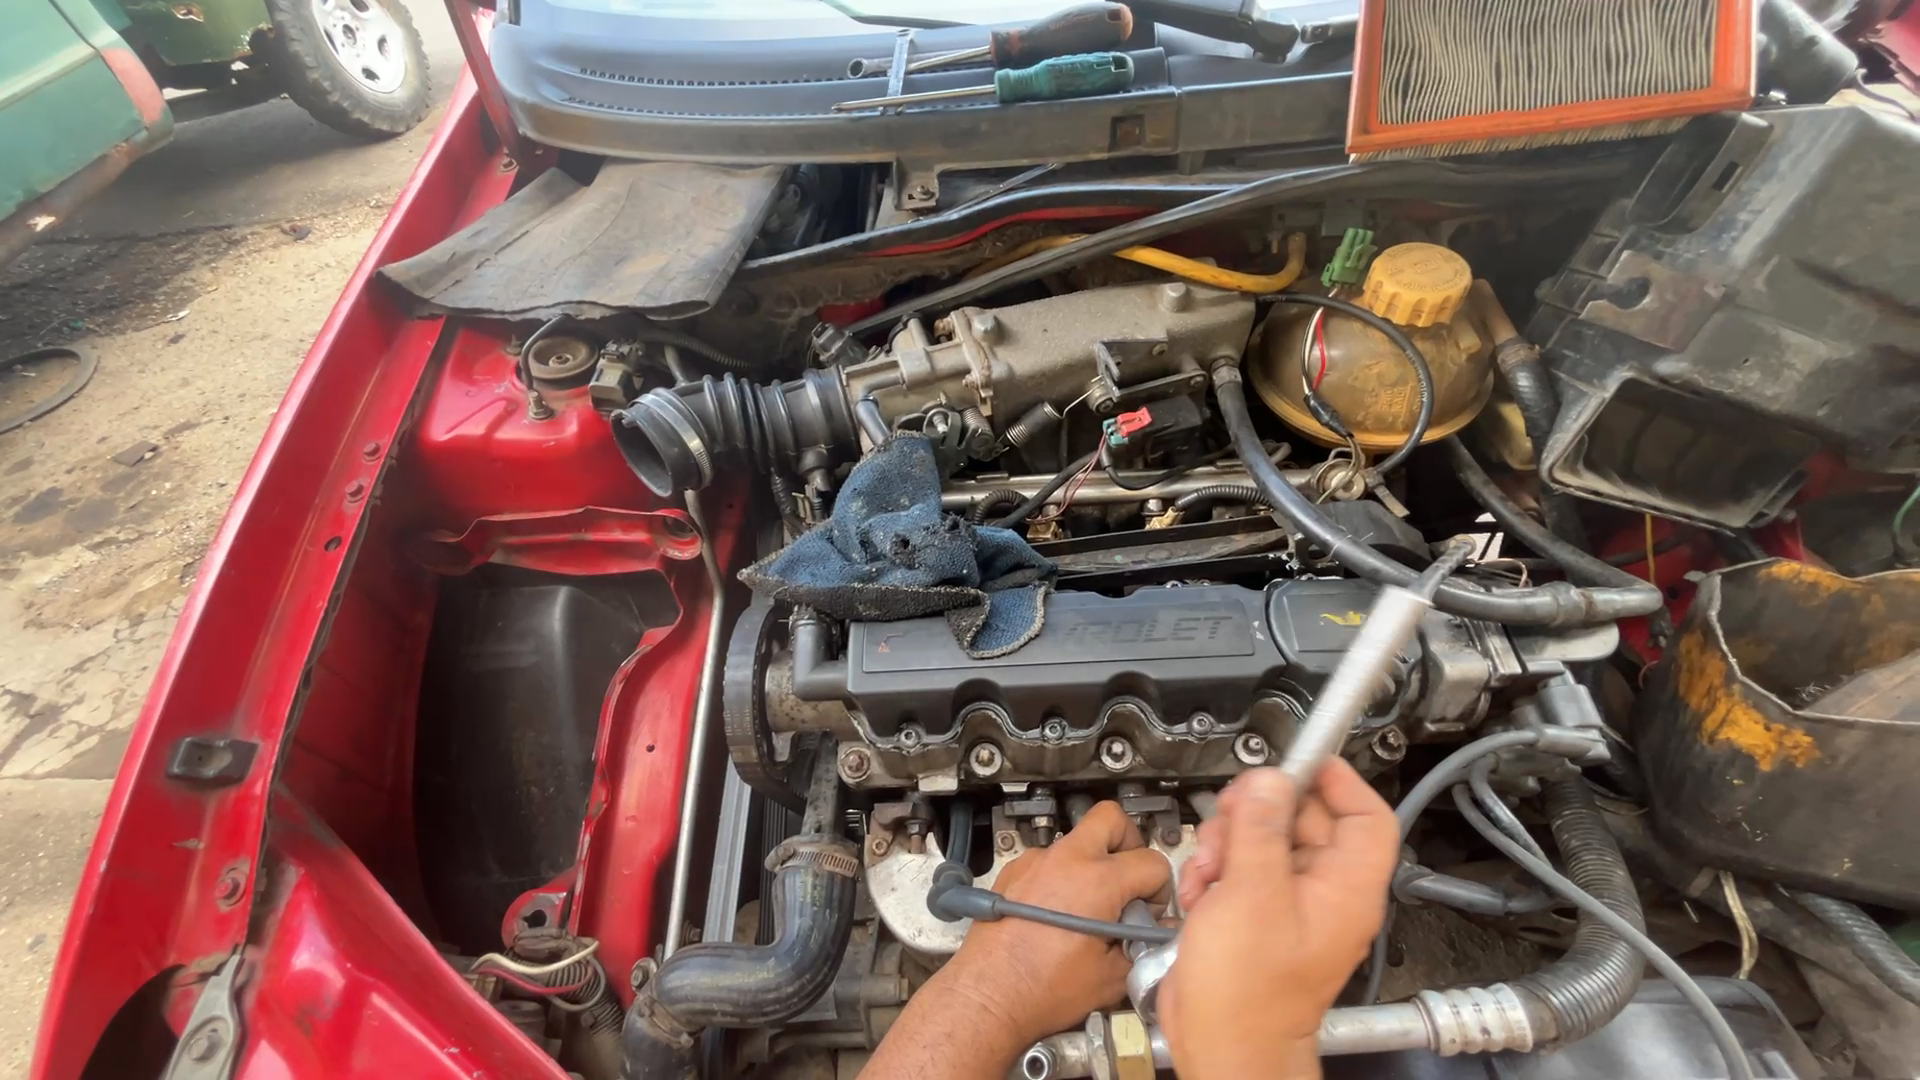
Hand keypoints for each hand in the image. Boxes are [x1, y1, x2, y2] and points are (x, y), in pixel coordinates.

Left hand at [942, 800, 1172, 1046]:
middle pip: (1110, 817)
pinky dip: (1062, 875)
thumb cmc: (1040, 988)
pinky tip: (1061, 911)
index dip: (1160, 888)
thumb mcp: (1112, 979)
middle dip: (1129, 841)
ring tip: (1093, 904)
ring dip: (1093, 862)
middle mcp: (1066, 859)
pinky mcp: (1016, 869)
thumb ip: (1145, 948)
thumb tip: (1158, 934)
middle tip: (1130, 876)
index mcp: (1097, 880)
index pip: (1152, 861)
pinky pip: (1049, 858)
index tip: (1151, 909)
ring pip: (1076, 839)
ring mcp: (1037, 860)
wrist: (989, 993)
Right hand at [1160, 760, 1398, 1079]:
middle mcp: (1322, 892)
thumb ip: (1261, 831)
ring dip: (1226, 842)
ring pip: (1263, 837)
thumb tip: (1270, 781)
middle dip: (1256, 812)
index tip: (1297, 760)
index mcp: (1344, 889)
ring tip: (1209, 868)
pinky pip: (1239, 863)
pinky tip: (1200, 891)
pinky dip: (1213, 868)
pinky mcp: (1254, 909)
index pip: (1365, 815)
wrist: (1219, 1043)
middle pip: (1302, 818)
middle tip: (1228, 817)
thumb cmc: (1248, 993)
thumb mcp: (1252, 896)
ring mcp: (1287, 901)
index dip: (1336, 780)